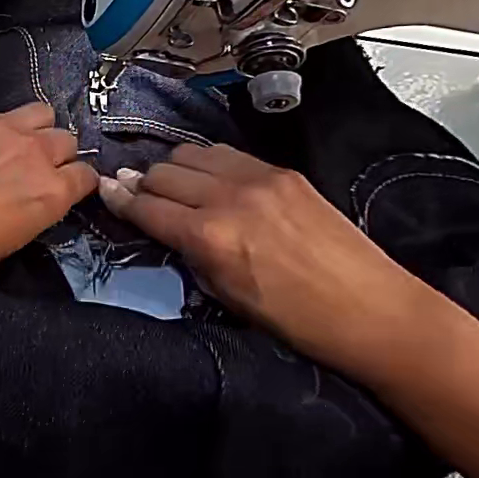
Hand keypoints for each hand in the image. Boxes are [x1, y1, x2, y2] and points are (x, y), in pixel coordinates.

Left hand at [0, 102, 97, 295]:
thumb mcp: (13, 240)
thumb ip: (39, 208)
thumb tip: (42, 194)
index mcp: (52, 192)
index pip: (86, 175)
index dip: (77, 181)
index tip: (66, 187)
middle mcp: (36, 153)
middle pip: (67, 140)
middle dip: (58, 154)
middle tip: (35, 169)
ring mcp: (4, 129)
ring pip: (42, 113)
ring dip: (37, 129)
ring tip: (15, 145)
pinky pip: (2, 114)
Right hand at [97, 143, 426, 376]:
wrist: (375, 310)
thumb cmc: (297, 322)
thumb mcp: (229, 299)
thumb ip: (191, 256)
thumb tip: (165, 229)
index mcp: (211, 237)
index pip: (149, 207)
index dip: (120, 199)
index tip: (103, 190)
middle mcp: (228, 196)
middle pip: (164, 172)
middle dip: (143, 183)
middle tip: (136, 193)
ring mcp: (257, 177)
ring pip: (192, 154)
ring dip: (173, 168)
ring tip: (171, 184)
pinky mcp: (281, 171)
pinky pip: (227, 155)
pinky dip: (207, 164)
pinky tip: (210, 179)